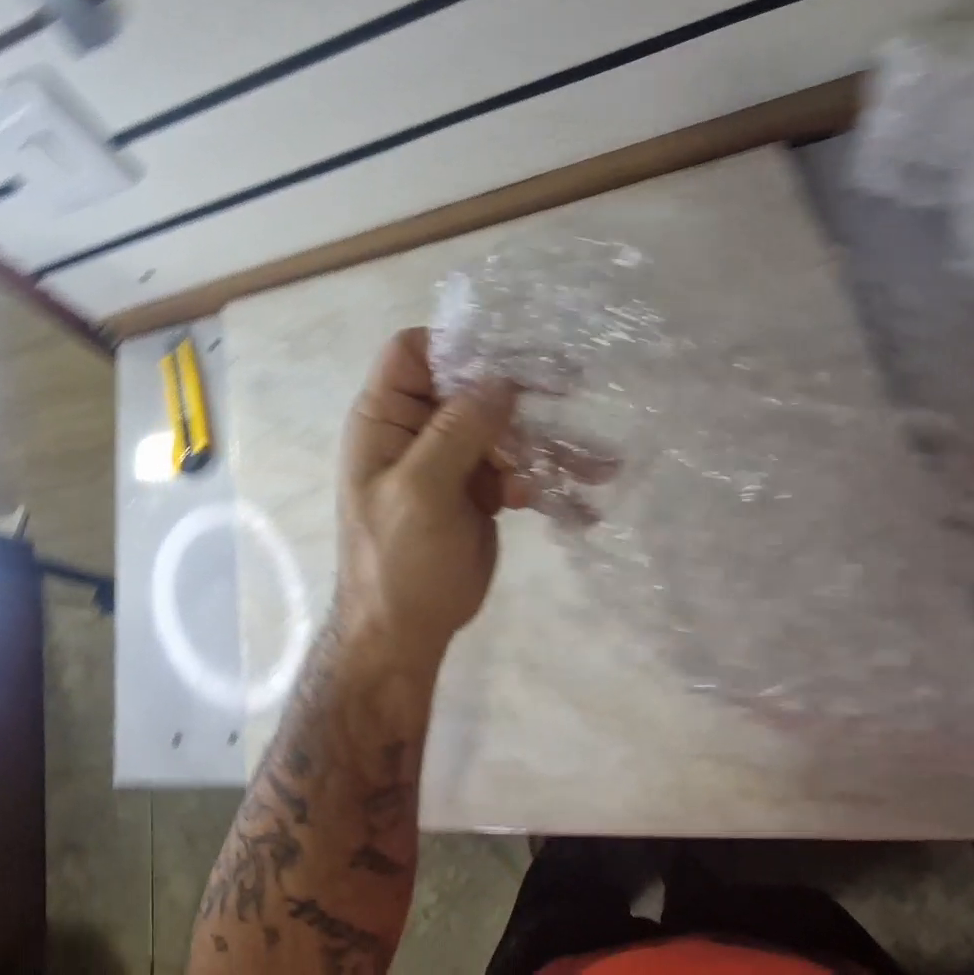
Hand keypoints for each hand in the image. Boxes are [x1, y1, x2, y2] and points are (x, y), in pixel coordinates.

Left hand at [337, 328, 612, 654]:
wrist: (403, 629)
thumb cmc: (398, 558)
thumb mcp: (420, 490)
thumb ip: (457, 430)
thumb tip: (500, 379)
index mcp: (384, 419)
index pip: (412, 352)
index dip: (457, 345)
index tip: (510, 357)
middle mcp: (413, 429)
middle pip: (467, 384)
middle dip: (516, 392)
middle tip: (572, 391)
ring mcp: (446, 459)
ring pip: (498, 425)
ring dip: (540, 439)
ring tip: (590, 462)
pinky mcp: (475, 488)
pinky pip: (512, 464)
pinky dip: (539, 475)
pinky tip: (566, 496)